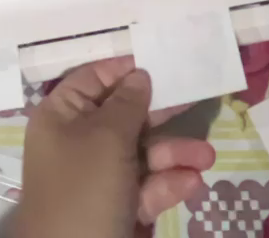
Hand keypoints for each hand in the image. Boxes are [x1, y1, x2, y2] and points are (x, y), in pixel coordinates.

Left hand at [15, 58, 214, 237]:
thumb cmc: (84, 189)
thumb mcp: (107, 138)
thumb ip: (128, 102)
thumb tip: (139, 74)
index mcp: (62, 115)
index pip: (93, 78)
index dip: (124, 69)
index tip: (159, 61)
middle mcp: (77, 140)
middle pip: (123, 115)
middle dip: (160, 114)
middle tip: (193, 102)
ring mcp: (97, 176)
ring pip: (140, 153)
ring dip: (173, 153)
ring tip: (207, 156)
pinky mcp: (116, 207)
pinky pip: (144, 185)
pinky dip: (167, 183)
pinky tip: (192, 182)